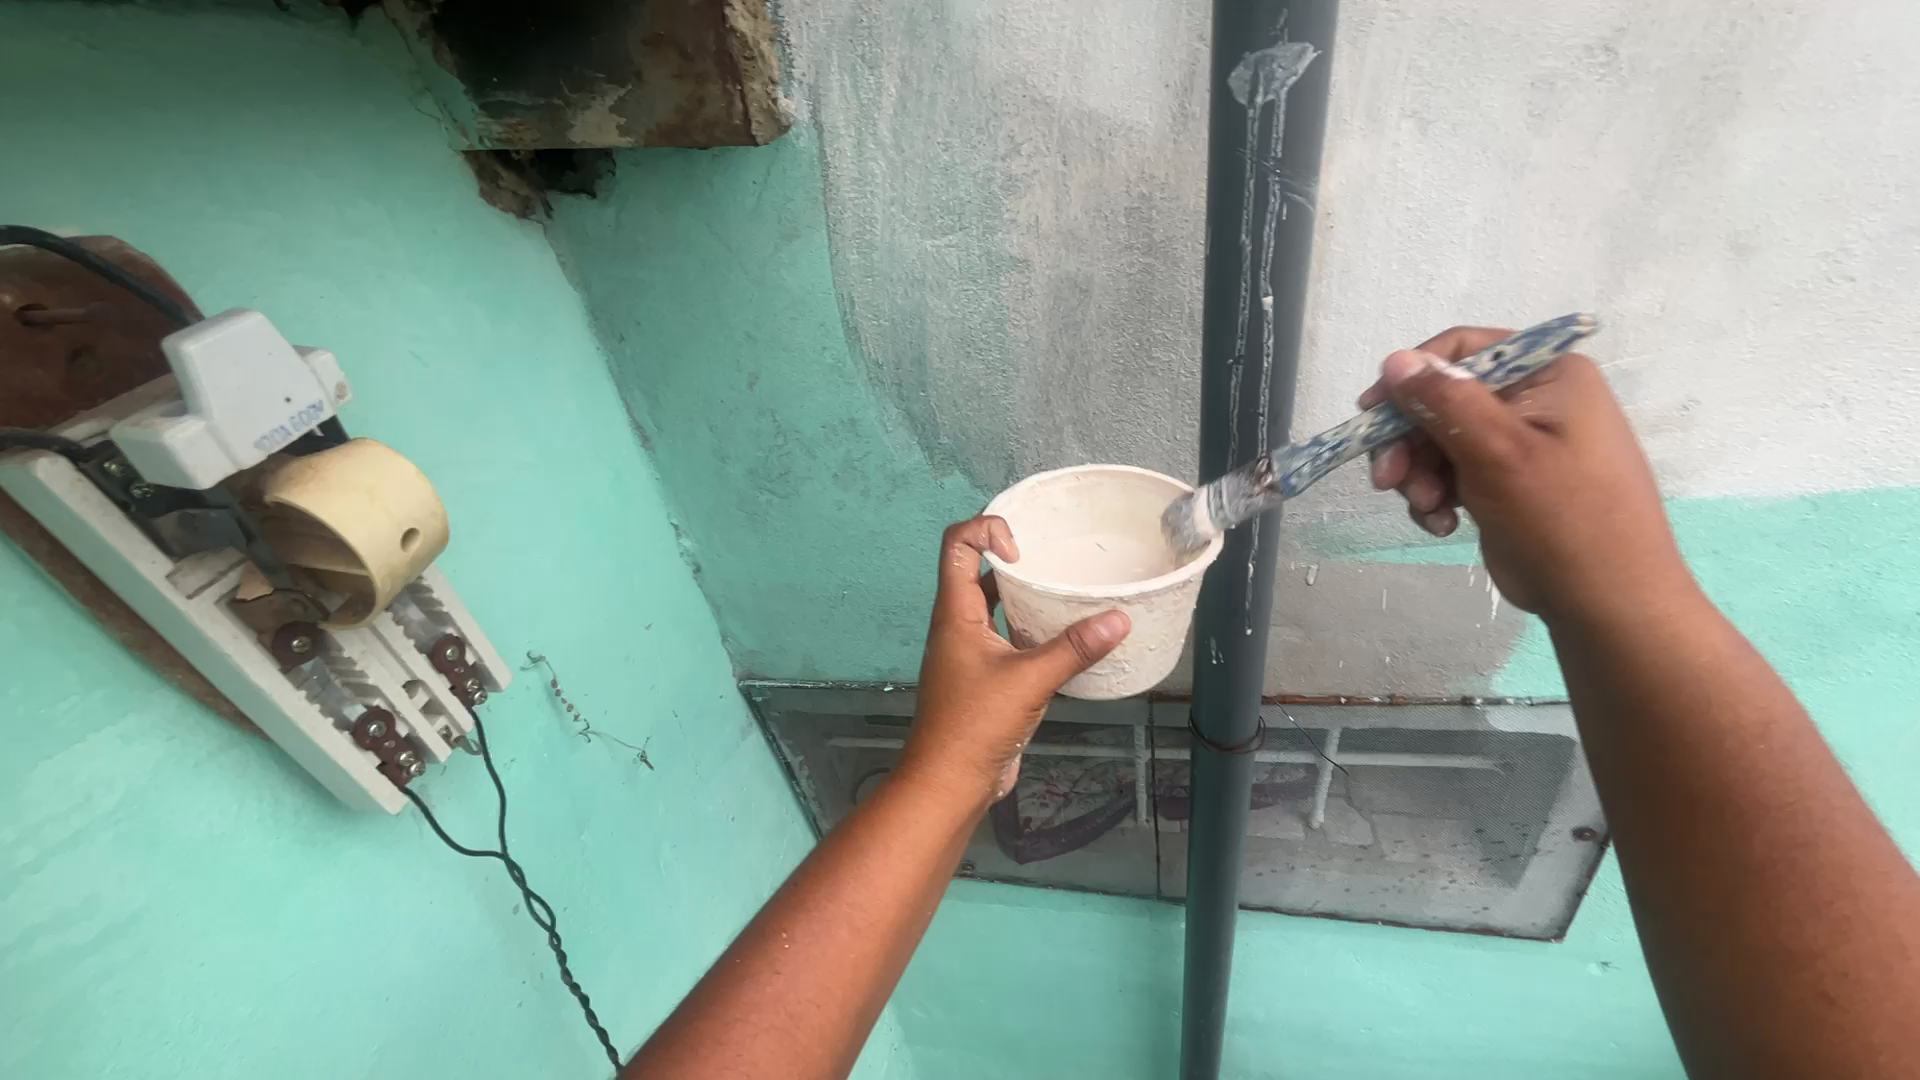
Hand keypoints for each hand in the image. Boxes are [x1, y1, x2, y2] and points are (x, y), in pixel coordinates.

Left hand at [903, 516, 1130, 804]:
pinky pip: (1010, 637)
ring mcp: (971, 650)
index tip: (1024, 550)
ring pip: (997, 606)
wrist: (949, 783)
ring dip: (1027, 595)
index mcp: (956, 611)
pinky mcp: (987, 676)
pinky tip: (1069, 636)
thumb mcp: (1029, 681)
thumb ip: (1074, 649)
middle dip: (1017, 558)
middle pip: (979, 571)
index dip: (987, 529)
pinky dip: (1034, 629)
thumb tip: (1121, 618)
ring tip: (1072, 590)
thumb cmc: (975, 724)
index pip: (958, 545)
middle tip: (1061, 558)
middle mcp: (959, 623)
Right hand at [1359, 326, 1692, 621]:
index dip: (1409, 378)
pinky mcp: (1502, 479)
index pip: (1461, 351)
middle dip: (1408, 442)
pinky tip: (1442, 523)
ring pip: (1435, 441)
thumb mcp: (1497, 452)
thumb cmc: (1562, 517)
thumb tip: (1395, 360)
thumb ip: (1443, 401)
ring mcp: (1516, 441)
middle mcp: (1531, 399)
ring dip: (1417, 475)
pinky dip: (1434, 496)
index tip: (1370, 415)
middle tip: (1386, 480)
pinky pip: (1447, 473)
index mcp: (1546, 375)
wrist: (1602, 598)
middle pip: (1439, 401)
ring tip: (1426, 508)